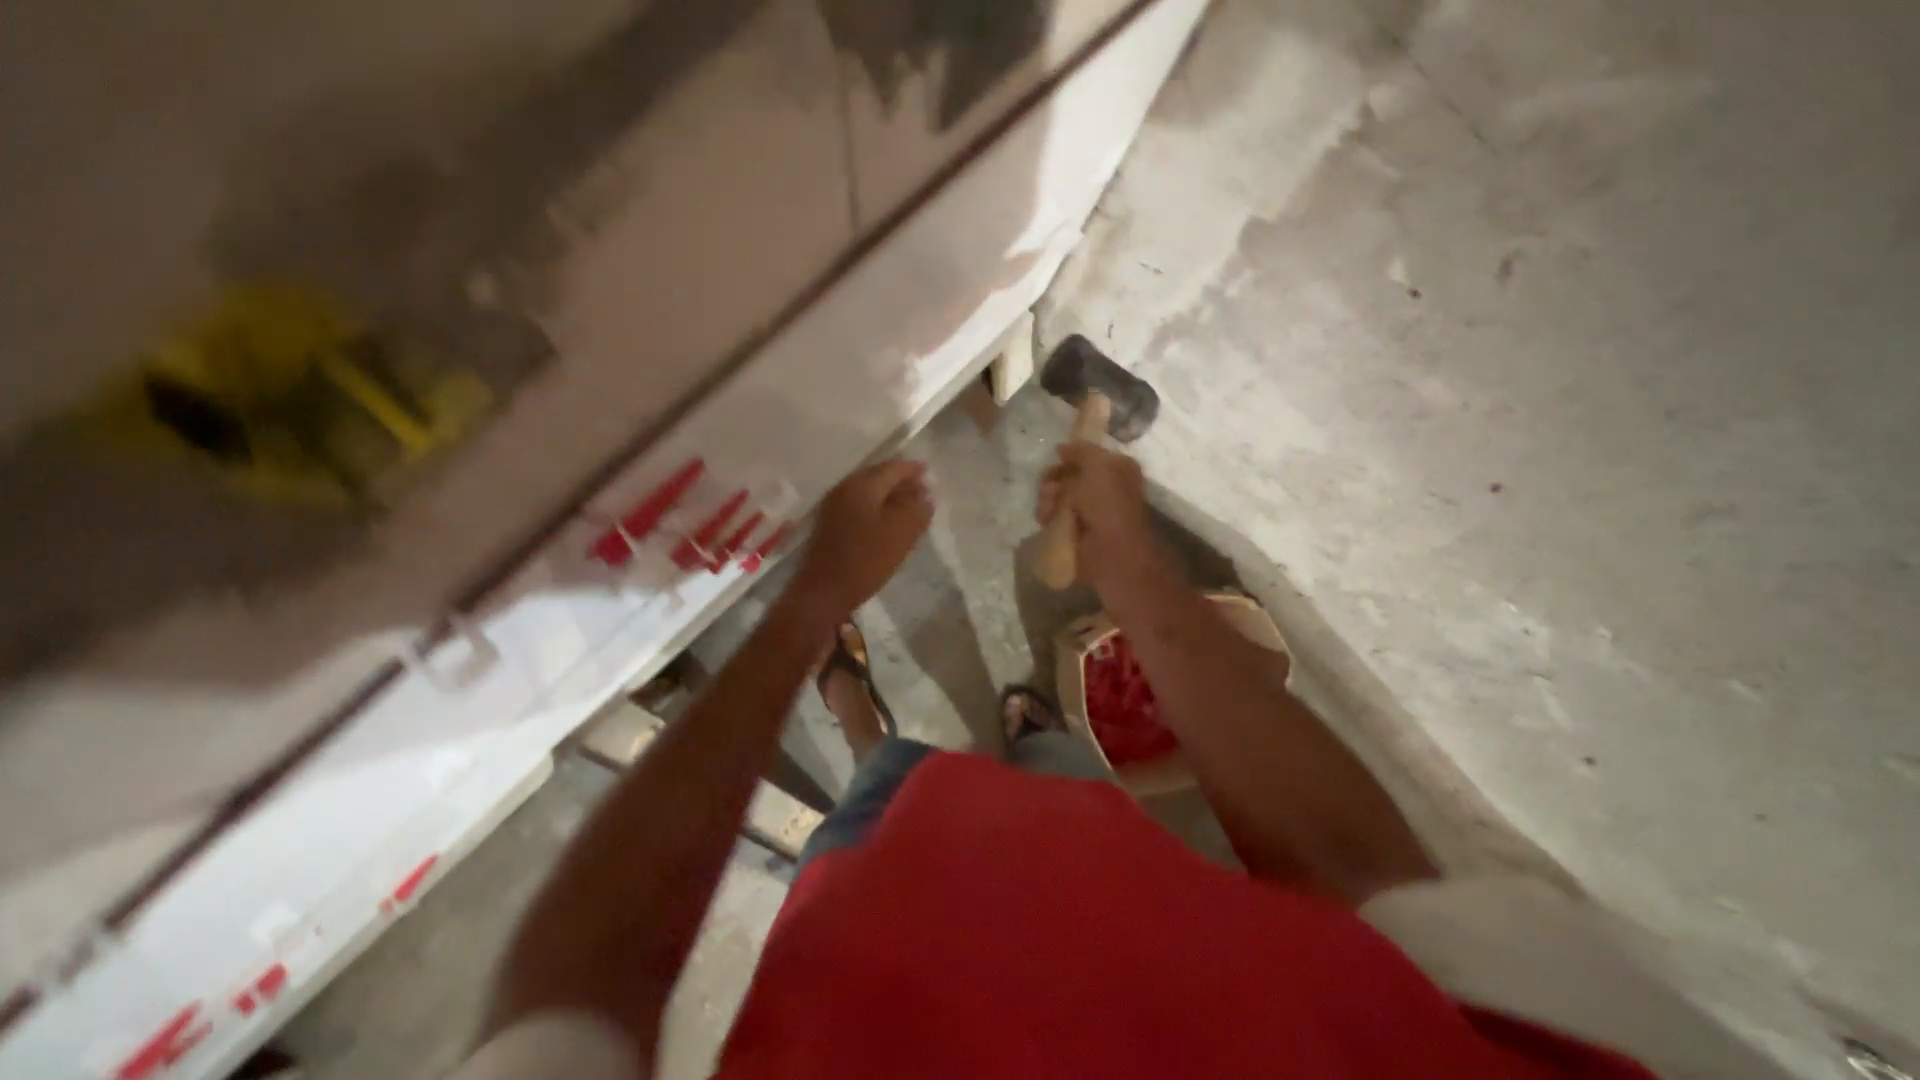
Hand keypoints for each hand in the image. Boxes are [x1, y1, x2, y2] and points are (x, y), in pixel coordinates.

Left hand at [786, 459, 933, 624]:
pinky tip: (888, 524)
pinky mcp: (829, 526)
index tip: (929, 472)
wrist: (822, 592)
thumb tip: (926, 495)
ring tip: (909, 509)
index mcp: (862, 485)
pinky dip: (877, 510)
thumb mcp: (900, 533)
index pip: (893, 467)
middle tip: (922, 491)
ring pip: (868, 493)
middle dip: (901, 482)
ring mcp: (833, 507)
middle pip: (878, 477)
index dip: (913, 469)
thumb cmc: (865, 559)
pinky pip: (859, 507)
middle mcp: (845, 489)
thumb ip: (917, 510)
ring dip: (889, 497)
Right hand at [1036, 441, 1163, 592]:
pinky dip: (1047, 515)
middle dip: (1054, 478)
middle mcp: (1103, 487)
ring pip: (1057, 494)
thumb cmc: (1108, 502)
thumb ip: (1080, 450)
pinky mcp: (1073, 529)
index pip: (1087, 455)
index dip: (1070, 456)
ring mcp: (1087, 510)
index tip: (1057, 457)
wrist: (1111, 550)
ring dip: (1048, 498)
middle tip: (1050, 488)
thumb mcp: (1099, 465)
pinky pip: (1053, 515)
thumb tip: (1062, 448)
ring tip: (1049, 510)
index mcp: (1116, 469)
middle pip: (1067, 474)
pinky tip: (1046, 520)